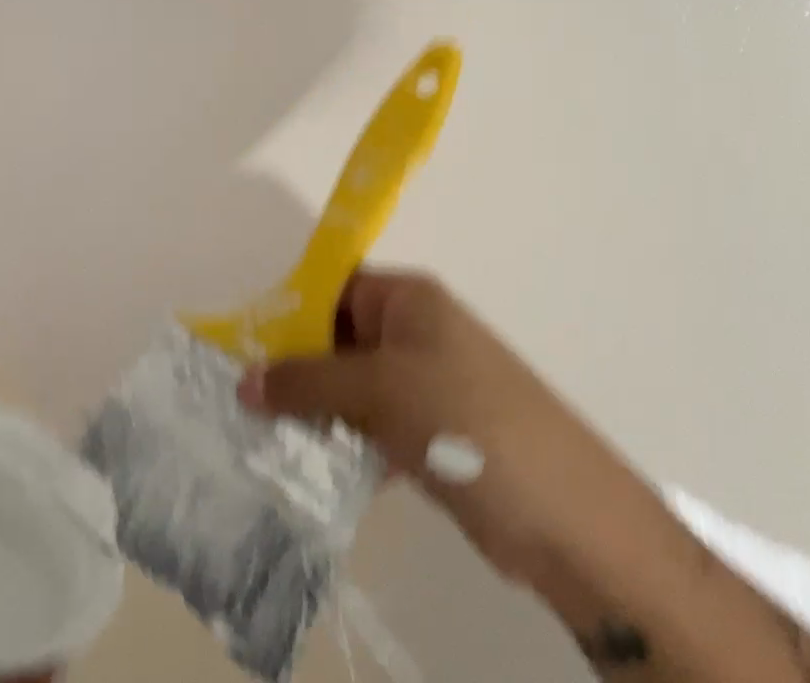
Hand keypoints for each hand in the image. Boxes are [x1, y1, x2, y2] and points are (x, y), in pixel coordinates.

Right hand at [238, 268, 650, 589]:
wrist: (570, 523)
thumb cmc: (467, 424)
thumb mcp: (376, 389)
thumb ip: (303, 381)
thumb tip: (241, 381)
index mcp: (408, 302)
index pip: (328, 287)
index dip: (283, 312)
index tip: (239, 347)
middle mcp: (412, 335)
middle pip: (331, 338)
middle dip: (289, 367)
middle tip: (242, 397)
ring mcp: (422, 387)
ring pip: (344, 387)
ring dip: (309, 410)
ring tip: (262, 432)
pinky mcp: (426, 434)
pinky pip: (365, 425)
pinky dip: (337, 441)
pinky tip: (305, 463)